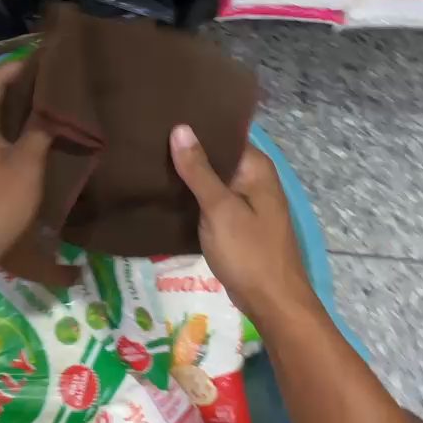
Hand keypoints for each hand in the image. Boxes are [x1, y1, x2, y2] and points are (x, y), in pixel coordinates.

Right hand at [170, 125, 318, 327]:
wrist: (273, 305)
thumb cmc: (249, 253)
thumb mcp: (219, 209)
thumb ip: (198, 170)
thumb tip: (180, 127)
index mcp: (256, 167)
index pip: (223, 134)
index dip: (196, 126)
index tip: (163, 117)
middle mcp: (254, 178)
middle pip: (217, 156)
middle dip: (187, 150)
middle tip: (149, 138)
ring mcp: (247, 202)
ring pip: (212, 179)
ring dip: (189, 174)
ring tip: (150, 159)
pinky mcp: (237, 222)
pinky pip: (212, 199)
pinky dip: (194, 196)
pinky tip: (167, 192)